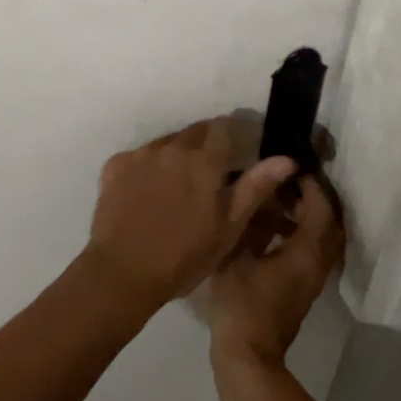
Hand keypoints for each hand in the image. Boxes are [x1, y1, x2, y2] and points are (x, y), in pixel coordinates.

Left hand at [83, 118, 296, 308]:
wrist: (122, 273)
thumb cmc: (183, 256)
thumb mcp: (228, 228)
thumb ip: (255, 187)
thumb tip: (286, 158)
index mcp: (202, 160)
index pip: (222, 127)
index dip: (233, 134)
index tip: (238, 150)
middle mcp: (170, 147)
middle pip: (193, 133)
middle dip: (205, 146)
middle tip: (209, 175)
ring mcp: (139, 154)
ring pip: (166, 144)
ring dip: (176, 157)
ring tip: (177, 188)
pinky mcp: (114, 165)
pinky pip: (139, 157)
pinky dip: (148, 168)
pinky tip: (147, 195)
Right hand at [209, 174, 344, 364]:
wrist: (248, 356)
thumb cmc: (241, 303)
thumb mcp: (236, 254)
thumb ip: (250, 219)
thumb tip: (258, 189)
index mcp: (307, 251)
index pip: (321, 207)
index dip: (309, 183)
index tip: (288, 165)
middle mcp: (319, 263)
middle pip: (328, 222)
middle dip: (310, 197)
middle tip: (282, 180)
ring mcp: (313, 279)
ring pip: (321, 238)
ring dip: (304, 216)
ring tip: (273, 200)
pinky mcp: (303, 289)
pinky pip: (311, 251)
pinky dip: (298, 233)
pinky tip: (269, 229)